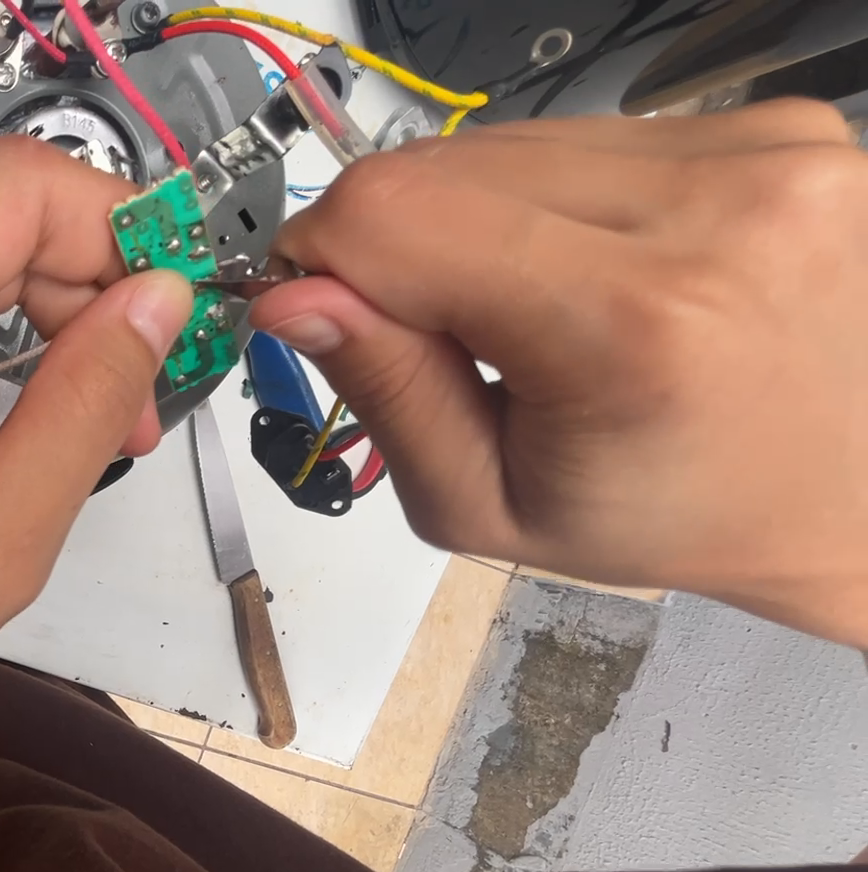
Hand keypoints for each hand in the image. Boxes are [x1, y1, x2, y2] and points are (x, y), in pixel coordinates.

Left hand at [0, 139, 194, 830]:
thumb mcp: (0, 537)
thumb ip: (86, 405)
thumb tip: (157, 299)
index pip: (9, 192)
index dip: (110, 224)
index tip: (169, 296)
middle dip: (81, 264)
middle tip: (129, 369)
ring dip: (32, 266)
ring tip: (75, 359)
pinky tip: (8, 339)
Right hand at [249, 100, 867, 645]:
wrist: (836, 487)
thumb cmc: (647, 517)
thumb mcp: (473, 501)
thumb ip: (383, 391)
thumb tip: (288, 300)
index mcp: (629, 325)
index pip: (392, 218)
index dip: (316, 259)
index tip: (317, 319)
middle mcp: (711, 204)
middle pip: (425, 173)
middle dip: (371, 250)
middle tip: (408, 335)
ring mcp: (751, 147)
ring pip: (479, 148)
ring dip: (441, 229)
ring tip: (489, 312)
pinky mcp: (759, 125)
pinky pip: (549, 142)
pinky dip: (506, 208)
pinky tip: (543, 271)